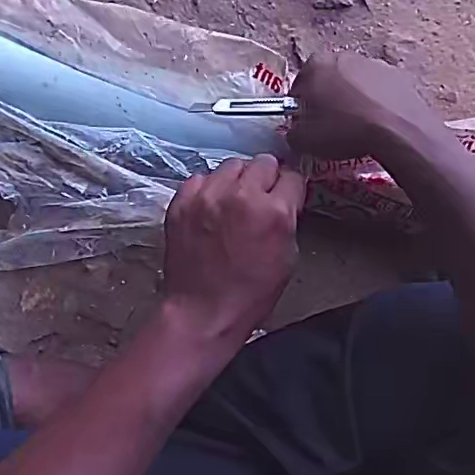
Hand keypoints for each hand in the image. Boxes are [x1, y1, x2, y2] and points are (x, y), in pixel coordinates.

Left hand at [161, 154, 306, 340]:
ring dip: (237, 180)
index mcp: (274, 211)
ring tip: (234, 202)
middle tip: (261, 198)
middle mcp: (241, 196)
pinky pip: (201, 179)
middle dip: (266, 178)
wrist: (202, 311)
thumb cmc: (250, 293)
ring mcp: (208, 196)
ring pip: (231, 165)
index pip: (291, 177)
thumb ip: (287, 219)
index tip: (285, 195)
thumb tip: (283, 200)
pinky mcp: (182, 202)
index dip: (290, 188)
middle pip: (262, 163)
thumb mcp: (287, 257)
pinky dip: (209, 189)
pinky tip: (211, 209)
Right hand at [287, 52, 450, 159]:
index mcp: (315, 64)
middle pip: (327, 82)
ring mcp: (373, 63)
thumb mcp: (303, 141)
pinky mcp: (398, 75)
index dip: (300, 110)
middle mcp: (343, 56)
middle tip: (330, 129)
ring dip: (352, 102)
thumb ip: (292, 132)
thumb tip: (297, 130)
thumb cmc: (343, 130)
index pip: (298, 88)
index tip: (307, 127)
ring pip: (354, 85)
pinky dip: (376, 105)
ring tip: (357, 130)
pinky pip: (378, 93)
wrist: (397, 129)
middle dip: (326, 102)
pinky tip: (377, 126)